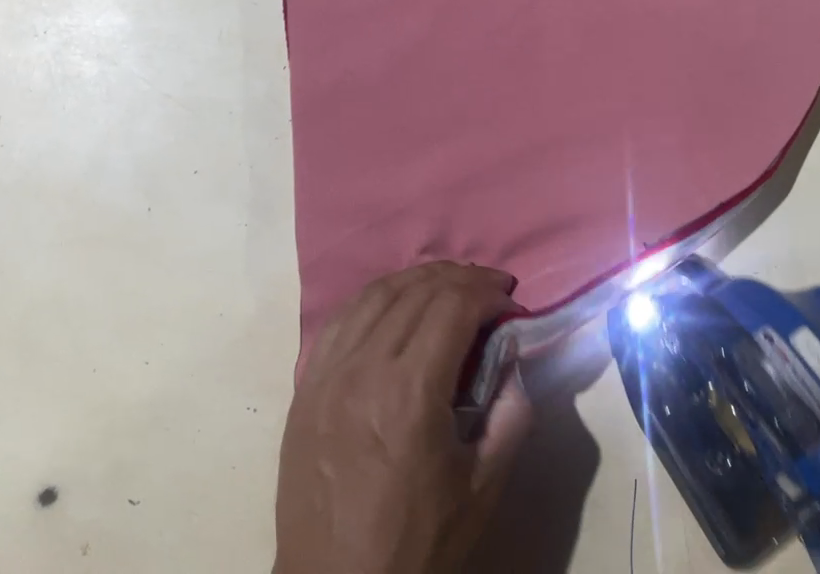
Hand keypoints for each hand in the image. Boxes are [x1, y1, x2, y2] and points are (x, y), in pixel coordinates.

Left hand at [274, 261, 532, 573]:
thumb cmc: (415, 541)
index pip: (453, 307)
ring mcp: (327, 374)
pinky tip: (394, 303)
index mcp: (410, 393)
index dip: (487, 293)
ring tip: (448, 283)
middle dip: (460, 278)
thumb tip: (514, 359)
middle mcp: (364, 368)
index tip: (510, 300)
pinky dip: (374, 298)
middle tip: (489, 286)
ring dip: (417, 279)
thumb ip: (511, 415)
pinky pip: (339, 320)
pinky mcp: (305, 386)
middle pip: (416, 292)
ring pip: (374, 295)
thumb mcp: (482, 487)